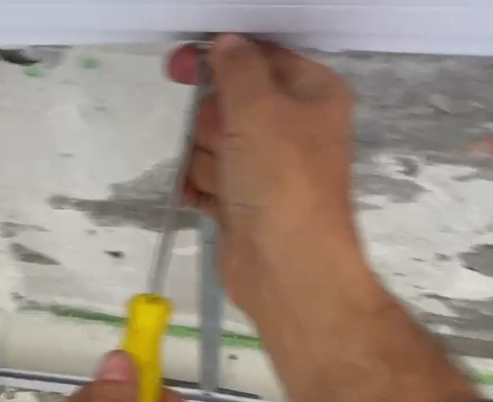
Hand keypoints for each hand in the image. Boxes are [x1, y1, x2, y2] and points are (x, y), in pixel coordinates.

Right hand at [166, 34, 367, 321]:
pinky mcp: (242, 207)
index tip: (180, 64)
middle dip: (212, 121)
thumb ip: (238, 68)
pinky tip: (192, 196)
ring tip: (217, 179)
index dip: (221, 57)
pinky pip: (210, 184)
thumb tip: (224, 44)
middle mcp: (291, 130)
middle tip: (216, 139)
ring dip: (203, 158)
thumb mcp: (259, 108)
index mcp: (311, 95)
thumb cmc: (281, 179)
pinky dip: (198, 188)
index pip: (261, 59)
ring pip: (216, 147)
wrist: (286, 267)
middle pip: (233, 105)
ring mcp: (265, 172)